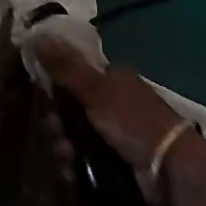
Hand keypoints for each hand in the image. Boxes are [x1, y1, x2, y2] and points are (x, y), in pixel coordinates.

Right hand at [30, 36, 186, 174]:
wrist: (169, 169)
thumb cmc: (133, 121)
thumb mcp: (97, 90)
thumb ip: (66, 67)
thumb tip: (36, 35)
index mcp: (111, 81)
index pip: (72, 78)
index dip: (54, 89)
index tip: (43, 101)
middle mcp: (110, 105)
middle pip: (68, 110)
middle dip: (57, 124)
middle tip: (57, 132)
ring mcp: (111, 135)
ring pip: (71, 136)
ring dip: (63, 146)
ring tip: (67, 156)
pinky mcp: (110, 163)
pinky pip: (80, 160)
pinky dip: (73, 165)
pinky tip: (71, 171)